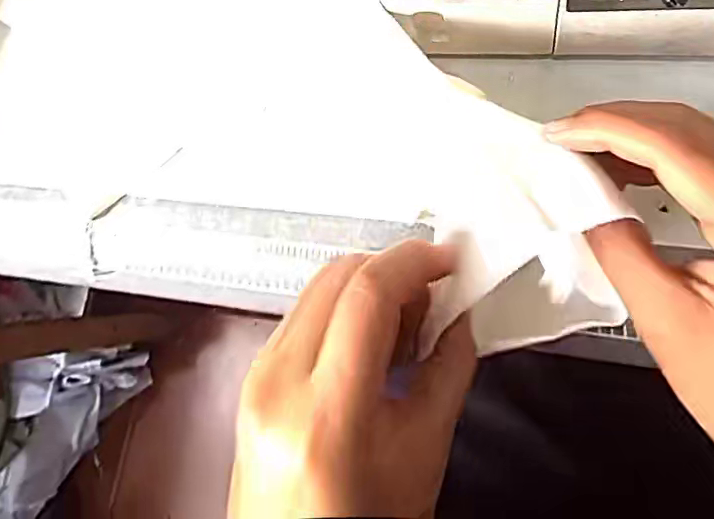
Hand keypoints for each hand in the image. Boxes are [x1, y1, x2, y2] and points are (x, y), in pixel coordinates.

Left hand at [230, 241, 477, 518]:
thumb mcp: (423, 453)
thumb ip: (449, 369)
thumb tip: (458, 314)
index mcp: (325, 413)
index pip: (368, 293)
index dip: (415, 261)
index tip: (446, 259)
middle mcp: (278, 384)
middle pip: (342, 275)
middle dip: (396, 270)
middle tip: (432, 295)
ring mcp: (259, 377)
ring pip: (322, 284)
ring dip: (371, 286)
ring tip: (403, 326)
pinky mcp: (255, 374)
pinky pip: (307, 309)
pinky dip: (347, 306)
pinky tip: (372, 340)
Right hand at [546, 102, 713, 518]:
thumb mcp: (670, 330)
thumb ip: (620, 247)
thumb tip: (582, 193)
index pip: (685, 152)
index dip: (614, 128)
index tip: (562, 131)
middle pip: (703, 132)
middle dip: (627, 121)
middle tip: (570, 135)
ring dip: (650, 135)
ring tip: (593, 149)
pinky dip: (677, 158)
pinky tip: (639, 170)